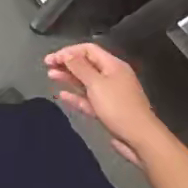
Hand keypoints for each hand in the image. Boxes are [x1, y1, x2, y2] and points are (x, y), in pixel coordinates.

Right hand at [45, 43, 159, 164]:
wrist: (139, 138)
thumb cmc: (118, 107)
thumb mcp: (96, 84)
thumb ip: (80, 67)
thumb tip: (67, 54)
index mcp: (113, 66)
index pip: (88, 50)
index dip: (68, 51)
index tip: (51, 59)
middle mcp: (112, 76)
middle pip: (86, 64)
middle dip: (66, 63)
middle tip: (47, 66)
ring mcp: (110, 94)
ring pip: (86, 81)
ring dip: (68, 77)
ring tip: (51, 76)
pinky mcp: (107, 110)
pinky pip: (88, 98)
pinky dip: (75, 95)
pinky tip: (62, 95)